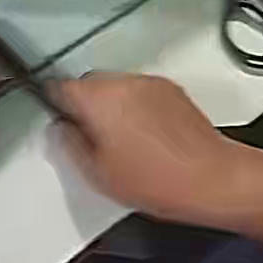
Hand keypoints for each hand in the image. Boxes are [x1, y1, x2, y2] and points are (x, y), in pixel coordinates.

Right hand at [52, 73, 262, 228]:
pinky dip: (135, 105)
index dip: (52, 102)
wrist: (210, 178)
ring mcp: (149, 84)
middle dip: (83, 104)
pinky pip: (140, 91)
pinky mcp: (170, 90)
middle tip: (88, 135)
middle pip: (88, 83)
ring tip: (121, 140)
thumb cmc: (160, 179)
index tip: (55, 115)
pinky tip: (143, 135)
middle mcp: (123, 84)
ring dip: (110, 104)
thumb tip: (61, 131)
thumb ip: (70, 145)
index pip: (60, 87)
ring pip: (115, 85)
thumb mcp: (98, 173)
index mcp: (99, 100)